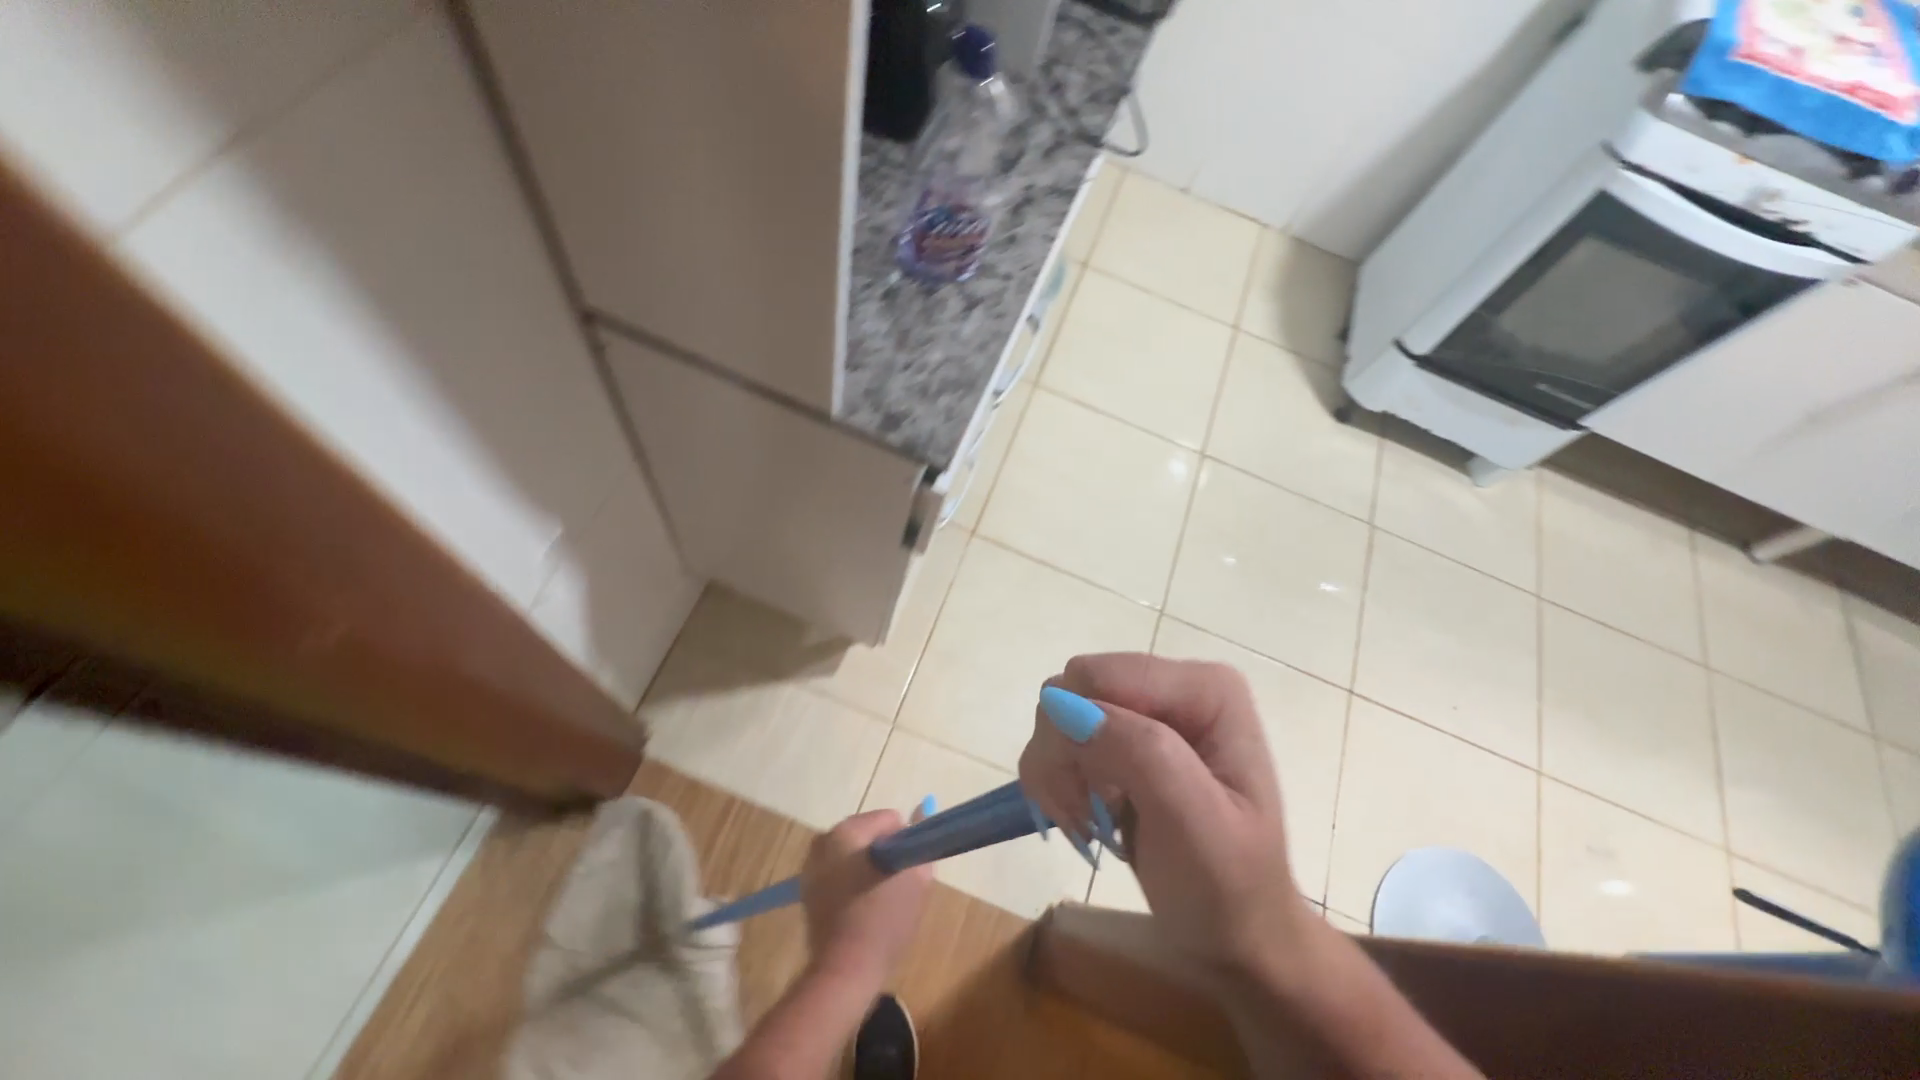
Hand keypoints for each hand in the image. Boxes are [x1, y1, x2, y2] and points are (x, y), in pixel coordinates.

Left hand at [799, 809, 932, 991]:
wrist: (846, 970)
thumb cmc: (884, 920)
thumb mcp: (915, 879)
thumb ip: (920, 842)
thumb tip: (923, 811)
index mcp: (846, 832)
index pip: (888, 819)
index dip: (905, 842)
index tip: (908, 869)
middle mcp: (823, 840)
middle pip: (867, 834)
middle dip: (884, 853)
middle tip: (897, 884)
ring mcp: (811, 866)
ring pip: (852, 854)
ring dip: (867, 867)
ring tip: (880, 899)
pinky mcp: (807, 890)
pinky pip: (838, 873)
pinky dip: (851, 882)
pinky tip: (862, 908)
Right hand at [1019, 653, 1319, 973]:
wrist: (1234, 936)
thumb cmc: (1225, 885)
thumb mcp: (1195, 822)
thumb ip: (1140, 752)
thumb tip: (1063, 705)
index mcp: (1205, 689)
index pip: (1099, 676)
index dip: (1076, 733)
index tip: (1096, 800)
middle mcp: (1172, 687)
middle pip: (1070, 691)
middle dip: (1064, 758)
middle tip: (1090, 818)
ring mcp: (1144, 712)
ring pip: (1053, 717)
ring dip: (1056, 777)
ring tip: (1091, 824)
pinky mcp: (1119, 739)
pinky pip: (1054, 741)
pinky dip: (1055, 784)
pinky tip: (1087, 819)